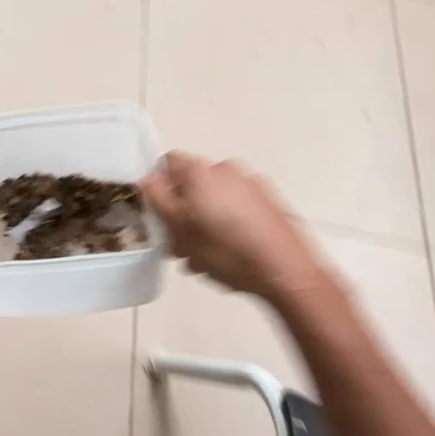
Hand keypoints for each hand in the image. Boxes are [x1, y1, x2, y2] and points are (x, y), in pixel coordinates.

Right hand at [138, 152, 328, 302]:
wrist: (288, 273)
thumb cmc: (226, 251)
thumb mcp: (181, 228)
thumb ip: (158, 198)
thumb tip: (146, 178)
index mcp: (200, 171)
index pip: (167, 162)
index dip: (159, 187)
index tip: (160, 215)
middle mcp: (226, 169)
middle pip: (192, 184)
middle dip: (183, 213)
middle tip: (180, 245)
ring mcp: (252, 185)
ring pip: (215, 200)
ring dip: (204, 223)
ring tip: (205, 258)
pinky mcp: (271, 203)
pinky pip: (238, 208)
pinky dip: (228, 225)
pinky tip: (231, 254)